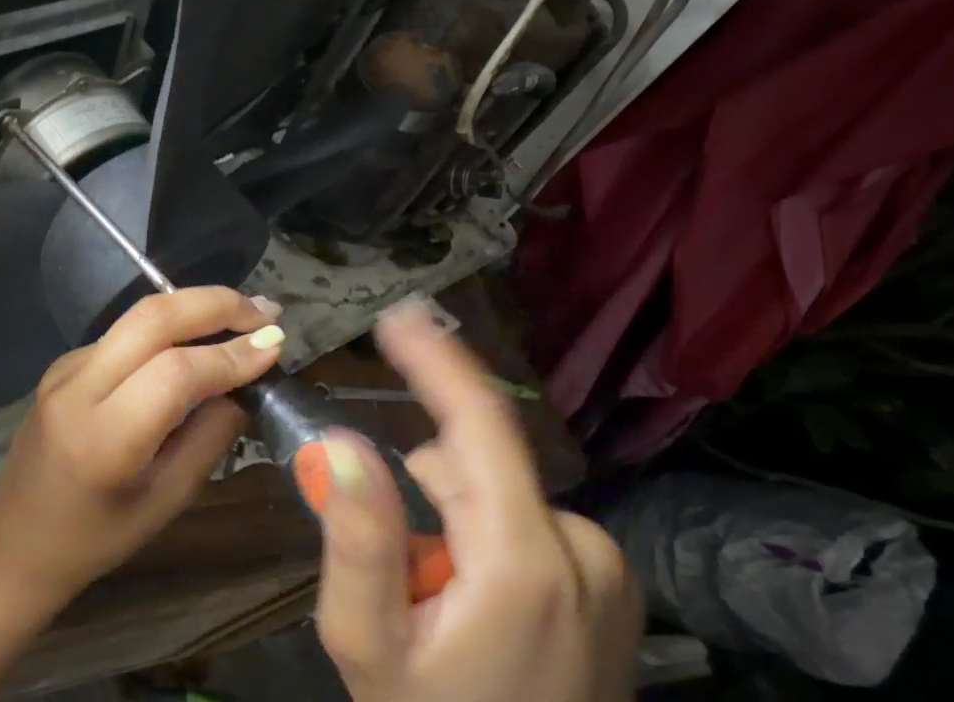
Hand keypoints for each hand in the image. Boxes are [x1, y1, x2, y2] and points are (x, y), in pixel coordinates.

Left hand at [0, 286, 285, 602]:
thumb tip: (244, 388)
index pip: (174, 371)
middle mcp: (77, 388)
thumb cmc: (95, 538)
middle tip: (266, 312)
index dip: (230, 353)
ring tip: (244, 318)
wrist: (16, 537)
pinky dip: (167, 330)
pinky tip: (198, 342)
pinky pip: (123, 335)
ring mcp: (64, 369)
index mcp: (103, 437)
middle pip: (150, 318)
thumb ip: (208, 441)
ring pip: (136, 318)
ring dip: (193, 308)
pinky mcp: (63, 364)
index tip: (278, 344)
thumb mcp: (165, 503)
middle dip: (214, 304)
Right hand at [316, 300, 640, 701]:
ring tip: (439, 600)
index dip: (436, 361)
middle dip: (423, 491)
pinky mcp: (614, 586)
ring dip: (454, 522)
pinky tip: (479, 605)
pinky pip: (531, 525)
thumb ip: (355, 536)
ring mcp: (608, 569)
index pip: (479, 427)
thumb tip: (339, 440)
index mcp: (521, 556)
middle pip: (476, 467)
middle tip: (400, 570)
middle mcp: (583, 547)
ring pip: (499, 496)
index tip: (400, 313)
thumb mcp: (367, 640)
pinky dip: (490, 541)